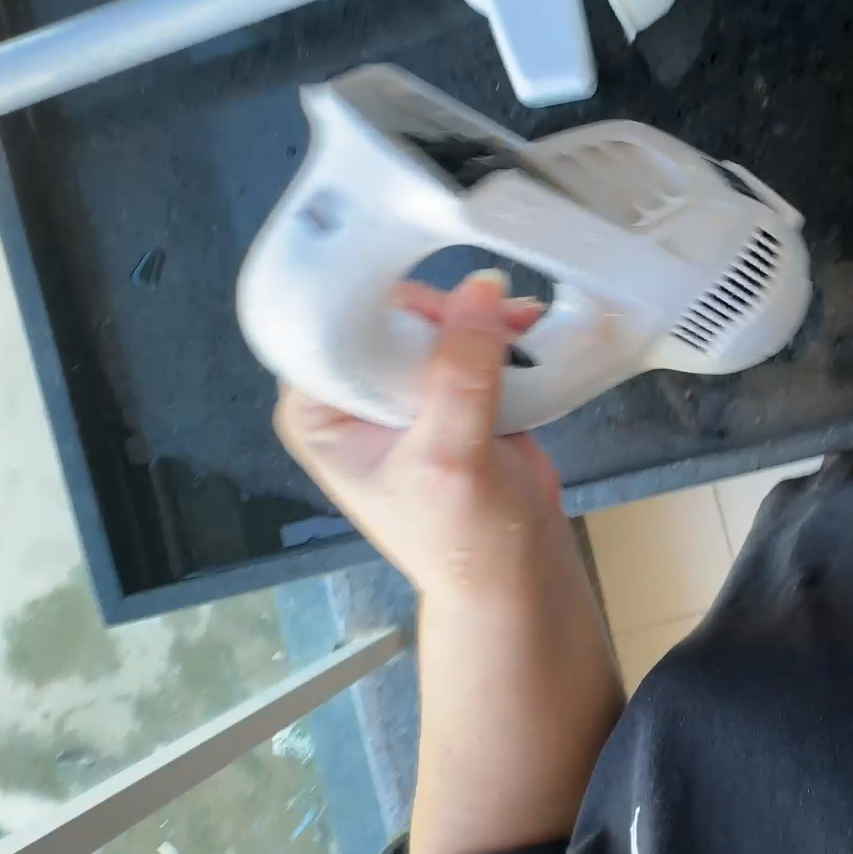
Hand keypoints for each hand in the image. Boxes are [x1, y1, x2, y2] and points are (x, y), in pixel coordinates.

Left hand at [274, 270, 567, 603]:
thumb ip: (463, 371)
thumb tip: (486, 284)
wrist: (516, 570)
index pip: (333, 327)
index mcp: (323, 411)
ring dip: (484, 319)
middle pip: (394, 319)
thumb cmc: (462, 532)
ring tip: (525, 321)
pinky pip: (475, 345)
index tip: (443, 305)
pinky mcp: (459, 396)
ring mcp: (411, 394)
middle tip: (495, 313)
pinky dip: (504, 334)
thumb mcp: (451, 454)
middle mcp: (358, 395)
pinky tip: (530, 330)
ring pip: (441, 326)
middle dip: (448, 312)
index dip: (385, 306)